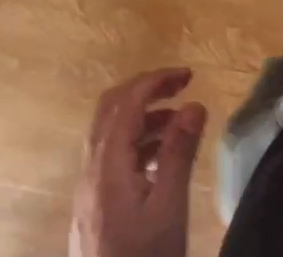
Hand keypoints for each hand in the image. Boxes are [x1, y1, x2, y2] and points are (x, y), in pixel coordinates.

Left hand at [69, 68, 205, 256]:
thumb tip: (193, 104)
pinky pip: (111, 155)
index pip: (128, 102)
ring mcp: (88, 188)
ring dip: (143, 116)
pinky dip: (137, 141)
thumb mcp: (169, 206)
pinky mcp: (93, 205)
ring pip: (110, 132)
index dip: (157, 80)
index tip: (190, 75)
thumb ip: (179, 152)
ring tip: (181, 125)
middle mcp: (91, 169)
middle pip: (111, 109)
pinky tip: (162, 159)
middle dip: (146, 90)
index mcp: (107, 163)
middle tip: (181, 88)